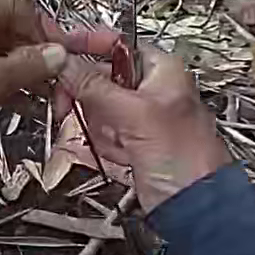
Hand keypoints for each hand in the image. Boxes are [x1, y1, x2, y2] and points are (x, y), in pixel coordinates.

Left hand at [0, 0, 68, 174]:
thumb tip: (60, 54)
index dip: (41, 27)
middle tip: (59, 78)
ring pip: (0, 52)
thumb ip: (29, 64)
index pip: (13, 5)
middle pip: (8, 28)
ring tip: (49, 94)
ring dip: (24, 71)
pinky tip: (28, 104)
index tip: (63, 52)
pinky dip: (7, 84)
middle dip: (35, 53)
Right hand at [54, 29, 232, 210]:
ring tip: (120, 143)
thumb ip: (93, 85)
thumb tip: (63, 62)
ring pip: (95, 108)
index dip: (86, 45)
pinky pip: (101, 133)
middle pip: (98, 78)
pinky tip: (123, 156)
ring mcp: (140, 117)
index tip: (59, 50)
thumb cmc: (185, 160)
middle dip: (89, 100)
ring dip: (99, 128)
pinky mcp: (132, 142)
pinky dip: (105, 145)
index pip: (115, 44)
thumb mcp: (133, 114)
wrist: (196, 210)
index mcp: (161, 70)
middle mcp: (150, 89)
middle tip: (69, 108)